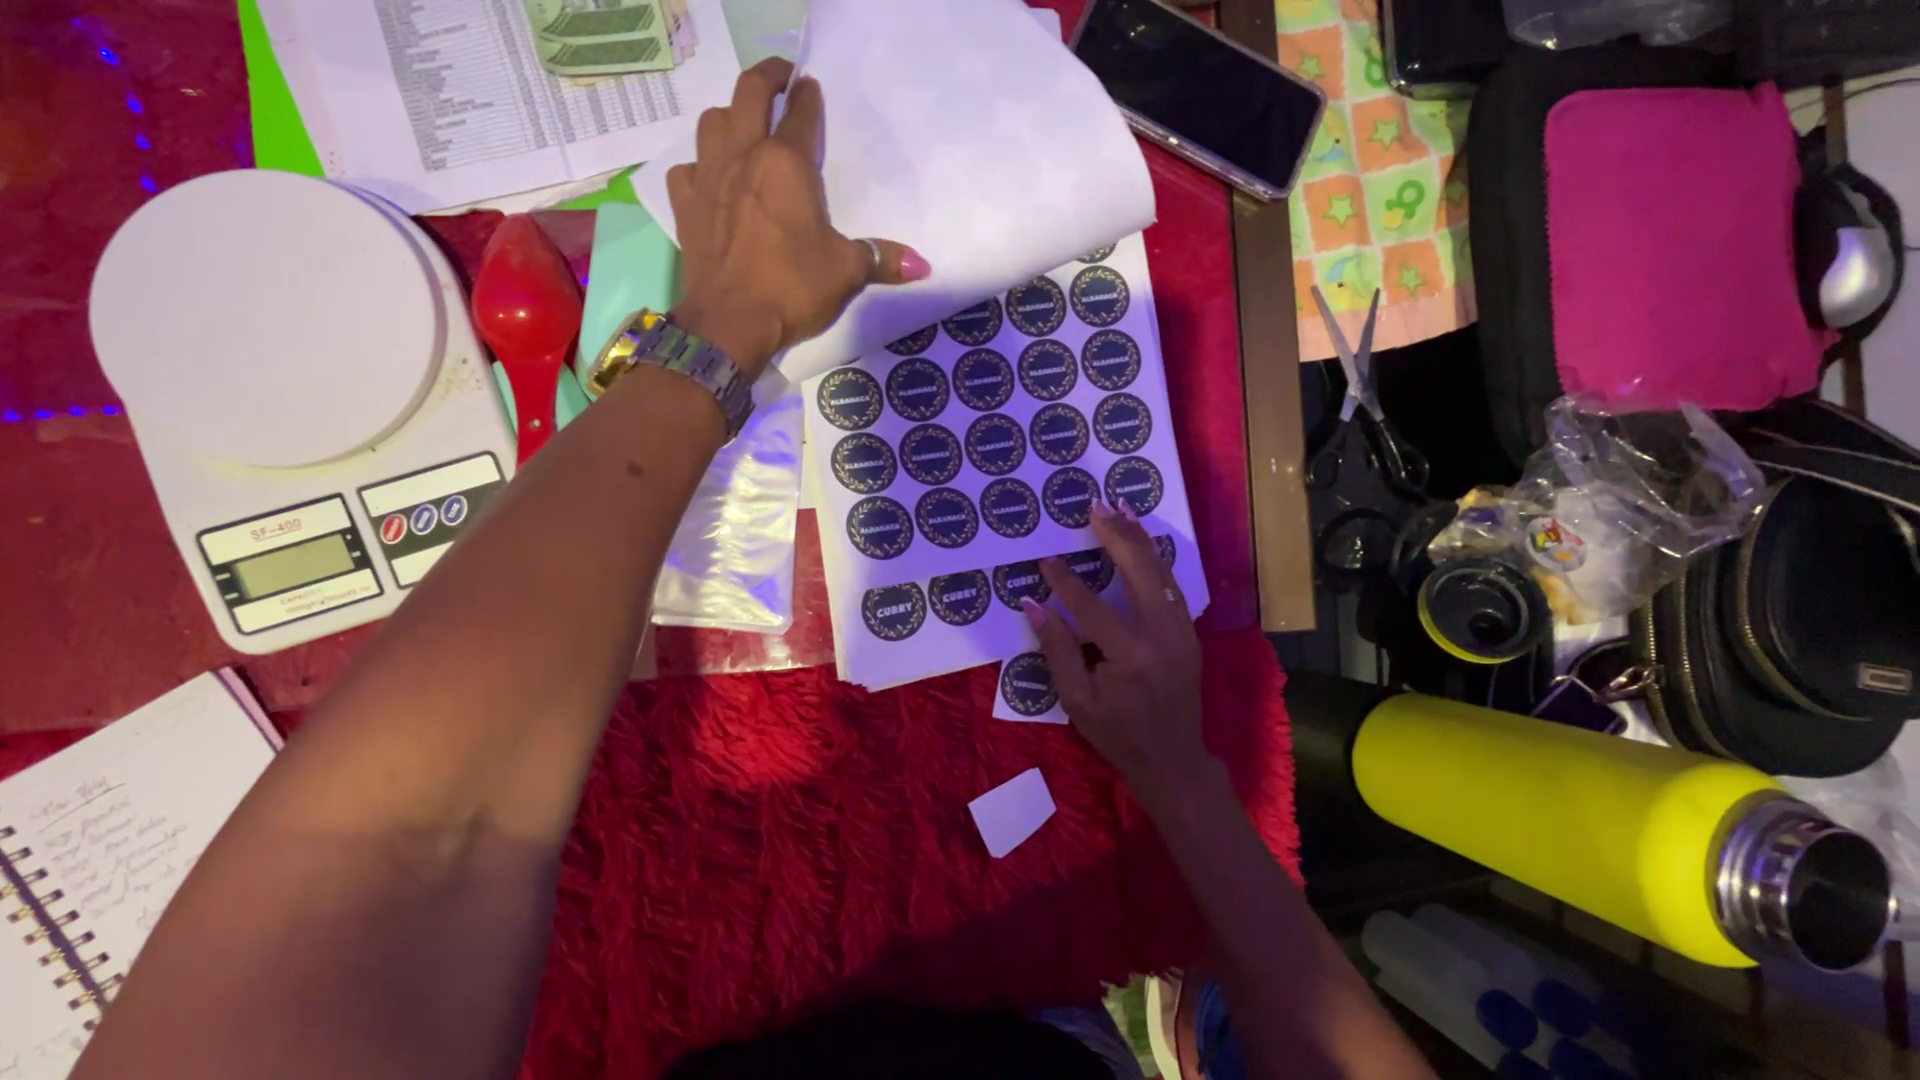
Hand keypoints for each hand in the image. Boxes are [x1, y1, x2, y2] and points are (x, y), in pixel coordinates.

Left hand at [666, 58, 928, 377]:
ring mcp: (709, 178)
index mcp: (786, 163)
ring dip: (730, 115)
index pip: (800, 112)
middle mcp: (744, 157)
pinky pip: (688, 168)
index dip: (808, 96)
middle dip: (767, 78)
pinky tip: (712, 179)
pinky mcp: (686, 205)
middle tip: (780, 79)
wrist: (730, 322)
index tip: (811, 87)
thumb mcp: (847, 273)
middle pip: (748, 93)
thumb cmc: (792, 287)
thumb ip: (882, 259)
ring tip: (744, 125)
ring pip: (713, 122)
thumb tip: (924, 266)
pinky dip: (700, 165)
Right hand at [1024, 501, 1212, 802]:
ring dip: (1140, 538)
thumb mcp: (1076, 700)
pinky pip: (1172, 586)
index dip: (1065, 581)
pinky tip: (1142, 542)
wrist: (1172, 759)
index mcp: (1130, 655)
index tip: (1046, 559)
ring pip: (1162, 572)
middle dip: (1116, 535)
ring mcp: (1182, 631)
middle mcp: (1162, 635)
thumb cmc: (1117, 734)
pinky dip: (1156, 559)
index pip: (1091, 605)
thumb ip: (1057, 650)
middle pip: (1140, 570)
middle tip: (1096, 506)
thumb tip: (1032, 605)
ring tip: (1121, 509)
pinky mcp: (1189, 633)